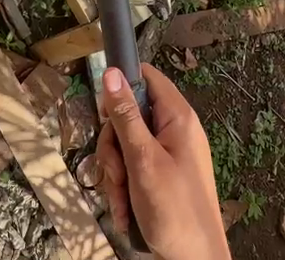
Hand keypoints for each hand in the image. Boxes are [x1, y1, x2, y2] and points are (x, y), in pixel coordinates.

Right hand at [96, 65, 229, 259]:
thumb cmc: (174, 209)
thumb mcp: (143, 160)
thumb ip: (126, 116)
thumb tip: (112, 72)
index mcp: (177, 116)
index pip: (146, 77)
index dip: (122, 88)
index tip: (106, 114)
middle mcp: (174, 130)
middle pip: (129, 115)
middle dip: (114, 147)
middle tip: (116, 173)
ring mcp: (169, 154)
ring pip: (127, 145)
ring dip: (116, 173)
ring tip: (121, 200)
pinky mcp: (163, 177)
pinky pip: (134, 168)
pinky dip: (125, 188)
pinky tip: (126, 212)